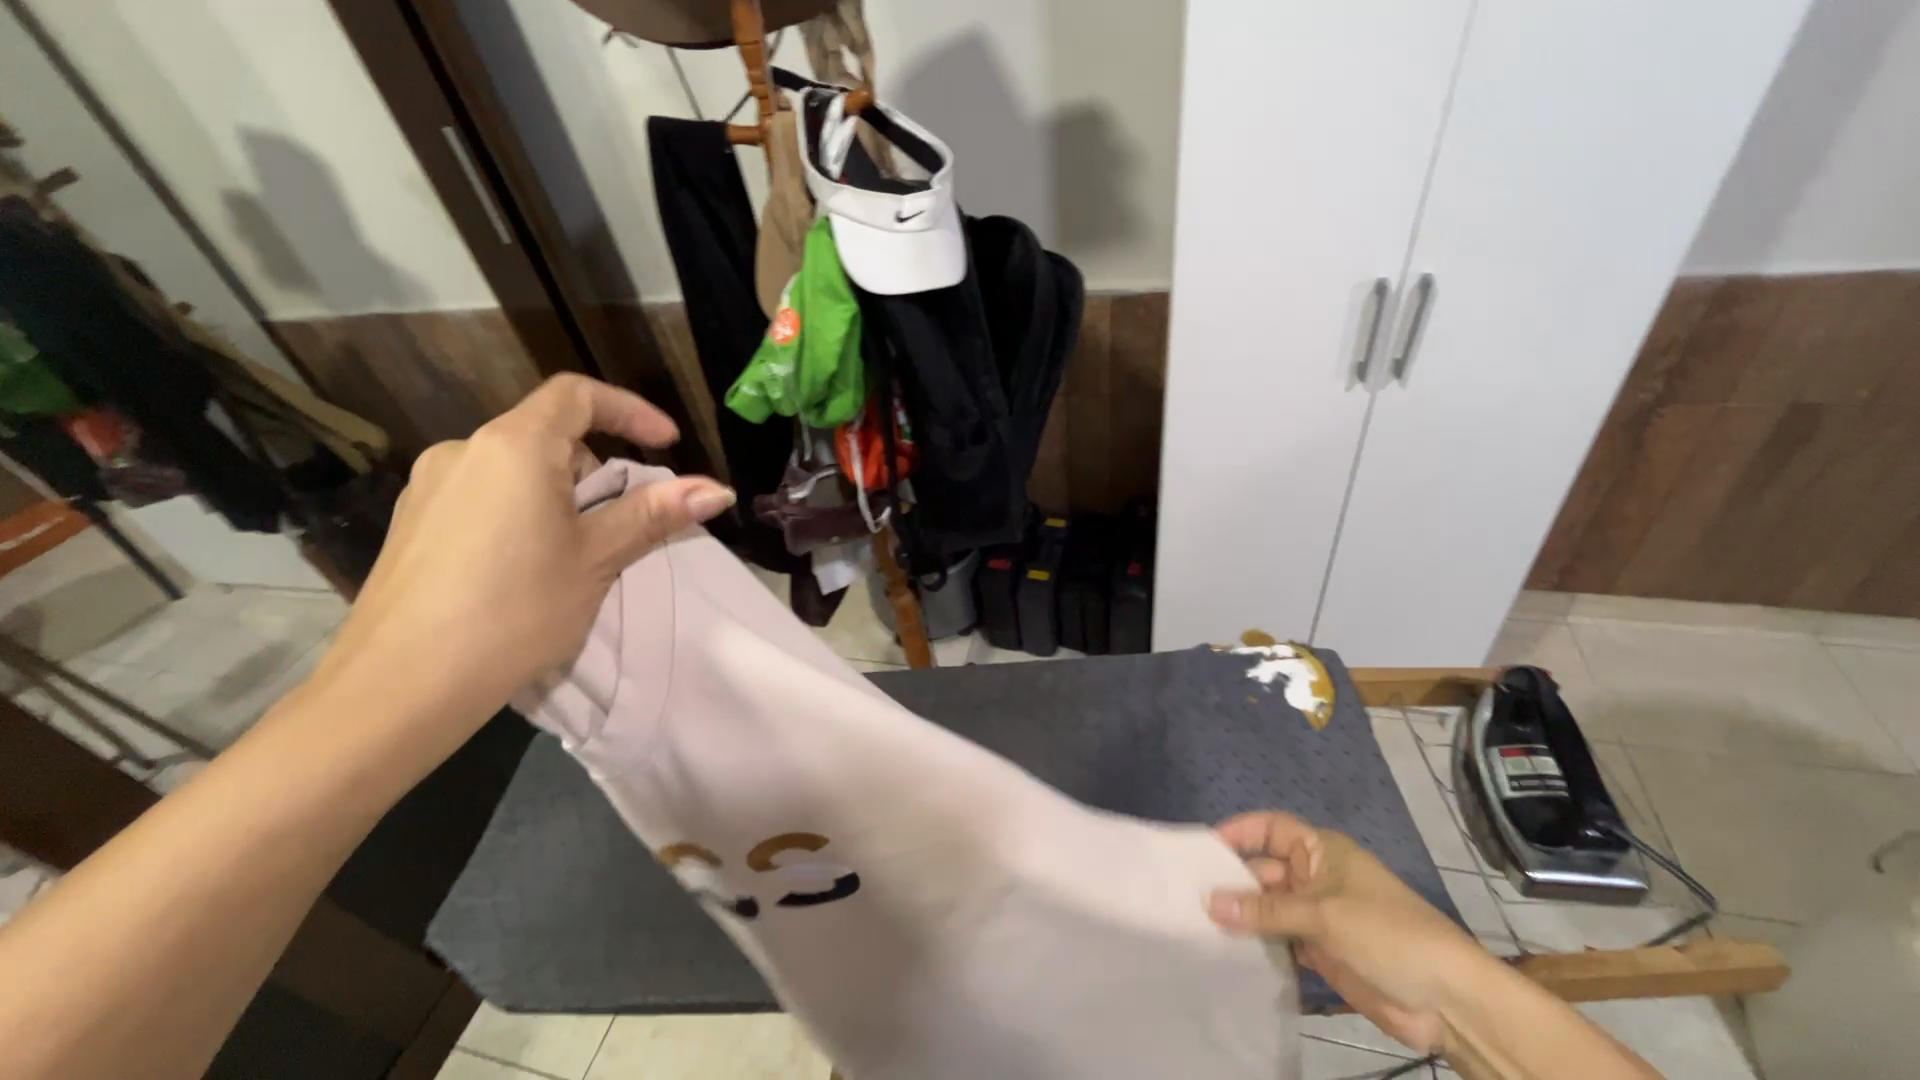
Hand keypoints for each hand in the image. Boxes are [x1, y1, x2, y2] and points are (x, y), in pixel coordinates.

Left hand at [317, 375, 733, 729]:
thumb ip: (654, 515)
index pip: (577, 395)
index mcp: (513, 446)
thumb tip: (718, 490)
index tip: (667, 444)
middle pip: (547, 435)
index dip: (630, 410)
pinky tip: (523, 572)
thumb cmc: (515, 611)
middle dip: (596, 468)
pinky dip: (520, 514)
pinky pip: (483, 498)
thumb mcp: (596, 560)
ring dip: (558, 495)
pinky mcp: (411, 523)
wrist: (401, 684)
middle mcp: (464, 450)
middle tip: (621, 524)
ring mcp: (429, 487)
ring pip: (514, 471)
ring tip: (575, 557)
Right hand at [1209, 812, 1490, 1053]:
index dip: (1238, 833)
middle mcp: (1314, 877)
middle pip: (1261, 870)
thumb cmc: (1387, 933)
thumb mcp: (1323, 914)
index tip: (1201, 849)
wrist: (1446, 998)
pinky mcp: (1319, 951)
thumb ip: (1265, 910)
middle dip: (1230, 882)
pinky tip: (1225, 953)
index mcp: (1320, 851)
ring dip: (1240, 916)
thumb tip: (1209, 902)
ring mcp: (1316, 916)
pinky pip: (1277, 940)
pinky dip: (1255, 944)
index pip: (1270, 829)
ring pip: (1266, 907)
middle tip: (1186, 898)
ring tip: (1195, 927)